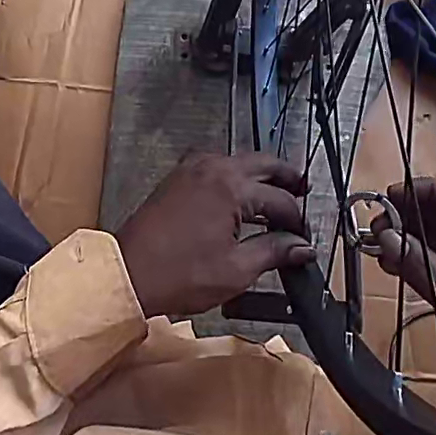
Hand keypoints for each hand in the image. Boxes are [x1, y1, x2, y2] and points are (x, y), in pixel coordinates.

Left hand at [116, 153, 316, 317]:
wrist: (131, 271)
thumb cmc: (180, 273)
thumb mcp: (237, 269)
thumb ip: (274, 251)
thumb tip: (302, 247)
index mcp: (230, 187)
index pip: (278, 199)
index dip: (296, 220)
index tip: (304, 239)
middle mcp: (212, 168)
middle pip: (261, 163)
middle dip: (286, 177)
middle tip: (304, 190)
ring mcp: (192, 169)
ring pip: (237, 161)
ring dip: (259, 173)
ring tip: (277, 192)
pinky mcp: (178, 178)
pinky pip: (215, 166)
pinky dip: (234, 175)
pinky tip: (241, 195)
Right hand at [371, 177, 435, 434]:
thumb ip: (429, 273)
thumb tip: (384, 236)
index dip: (428, 191)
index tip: (389, 196)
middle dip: (409, 215)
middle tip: (373, 226)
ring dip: (405, 239)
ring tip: (374, 245)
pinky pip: (434, 270)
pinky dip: (410, 263)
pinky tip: (388, 264)